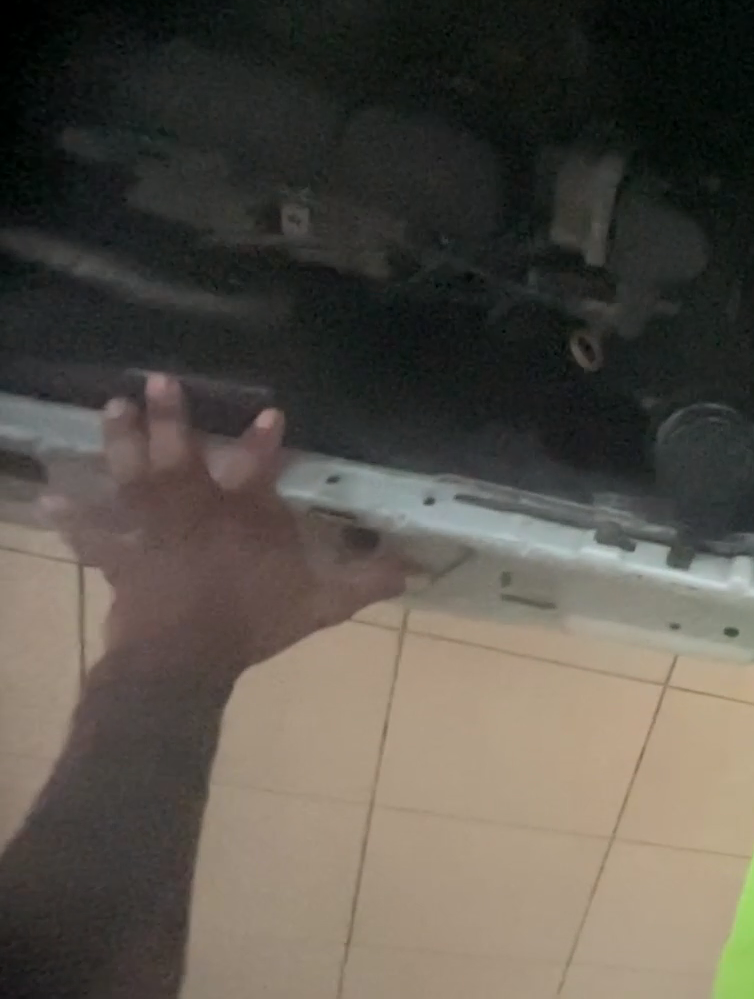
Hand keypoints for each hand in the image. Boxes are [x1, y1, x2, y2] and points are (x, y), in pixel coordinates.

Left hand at [43, 375, 407, 688]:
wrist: (182, 661)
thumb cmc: (256, 622)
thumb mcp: (326, 604)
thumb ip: (369, 582)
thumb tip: (417, 569)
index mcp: (248, 520)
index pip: (259, 468)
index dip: (265, 440)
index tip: (271, 412)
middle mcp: (198, 514)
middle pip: (180, 458)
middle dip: (170, 419)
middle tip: (156, 380)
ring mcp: (154, 533)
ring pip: (134, 479)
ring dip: (120, 442)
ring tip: (111, 406)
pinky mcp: (123, 558)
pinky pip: (93, 533)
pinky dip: (73, 516)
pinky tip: (50, 497)